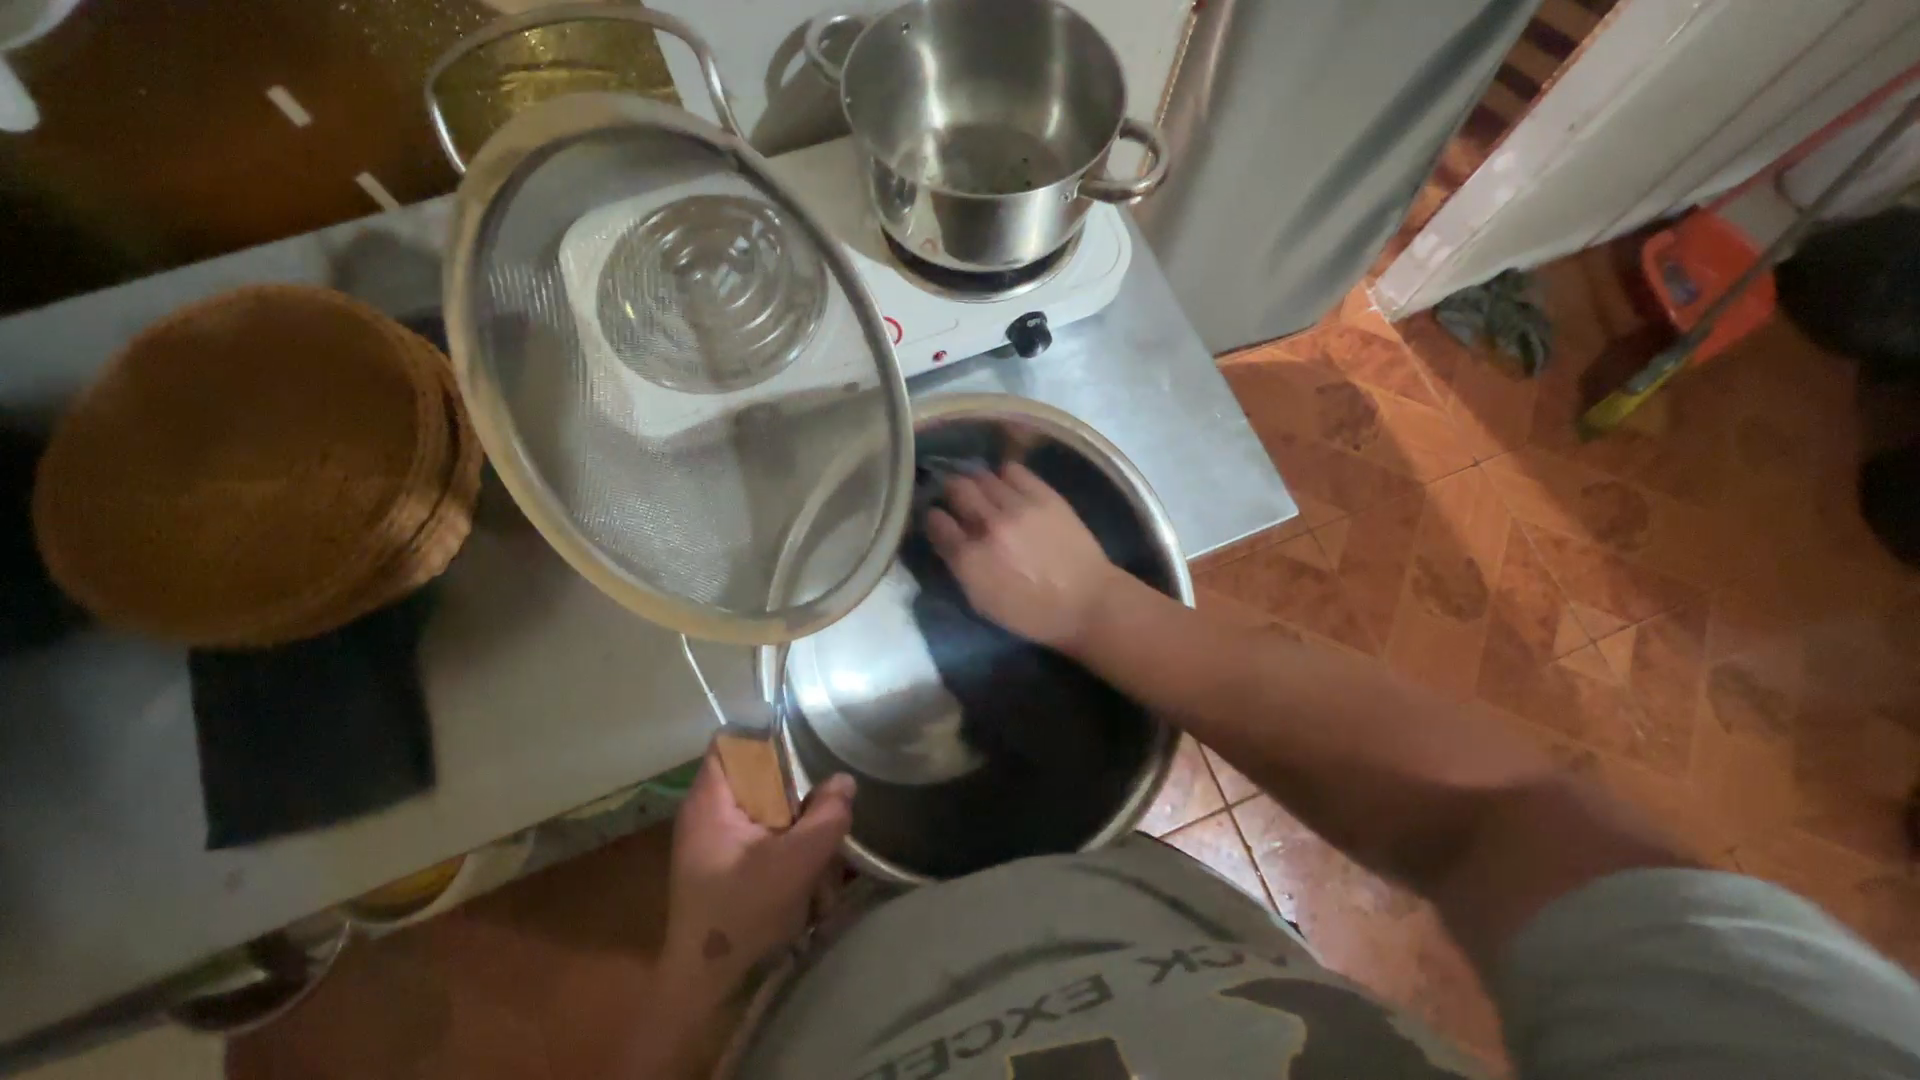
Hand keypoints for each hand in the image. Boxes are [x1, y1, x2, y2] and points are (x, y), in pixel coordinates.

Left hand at [662, 747, 854, 1000]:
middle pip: (755, 776)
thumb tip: (844, 780)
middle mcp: (706, 813)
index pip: (731, 742)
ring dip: (797, 827)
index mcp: (710, 801)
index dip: (767, 737)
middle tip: (826, 805)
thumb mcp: (795, 864)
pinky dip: (787, 849)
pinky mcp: (724, 865)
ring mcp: (714, 841)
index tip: (807, 748)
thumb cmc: (741, 915)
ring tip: (822, 851)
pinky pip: (762, 837)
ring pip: (764, 810)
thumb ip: (825, 817)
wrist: (705, 985)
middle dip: (795, 791)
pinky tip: (809, 878)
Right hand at [925, 461, 1126, 649]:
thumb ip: (960, 568)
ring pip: (982, 476)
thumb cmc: (1033, 613)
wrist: (1087, 602)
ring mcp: (1017, 506)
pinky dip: (1004, 475)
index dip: (934, 518)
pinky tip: (1007, 485)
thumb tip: (948, 540)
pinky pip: (1013, 470)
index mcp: (970, 558)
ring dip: (977, 482)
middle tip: (957, 498)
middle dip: (951, 492)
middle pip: (956, 489)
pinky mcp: (1044, 495)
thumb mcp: (983, 602)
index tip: (939, 519)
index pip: (936, 521)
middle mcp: (988, 526)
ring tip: (982, 491)